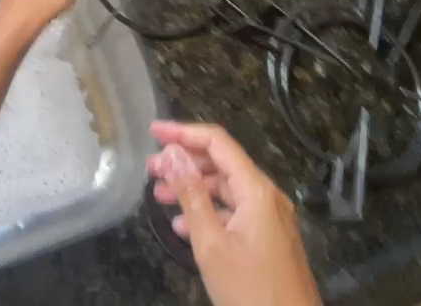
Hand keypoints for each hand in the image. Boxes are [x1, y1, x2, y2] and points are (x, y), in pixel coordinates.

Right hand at [148, 121, 322, 305]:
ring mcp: (270, 219)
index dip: (183, 132)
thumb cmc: (250, 293)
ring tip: (159, 196)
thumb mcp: (211, 244)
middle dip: (184, 162)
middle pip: (221, 164)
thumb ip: (191, 195)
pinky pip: (234, 212)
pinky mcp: (269, 239)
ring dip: (192, 189)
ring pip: (226, 189)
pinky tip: (183, 227)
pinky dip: (208, 212)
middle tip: (150, 169)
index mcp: (256, 190)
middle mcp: (267, 196)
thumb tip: (173, 153)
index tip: (153, 131)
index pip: (217, 142)